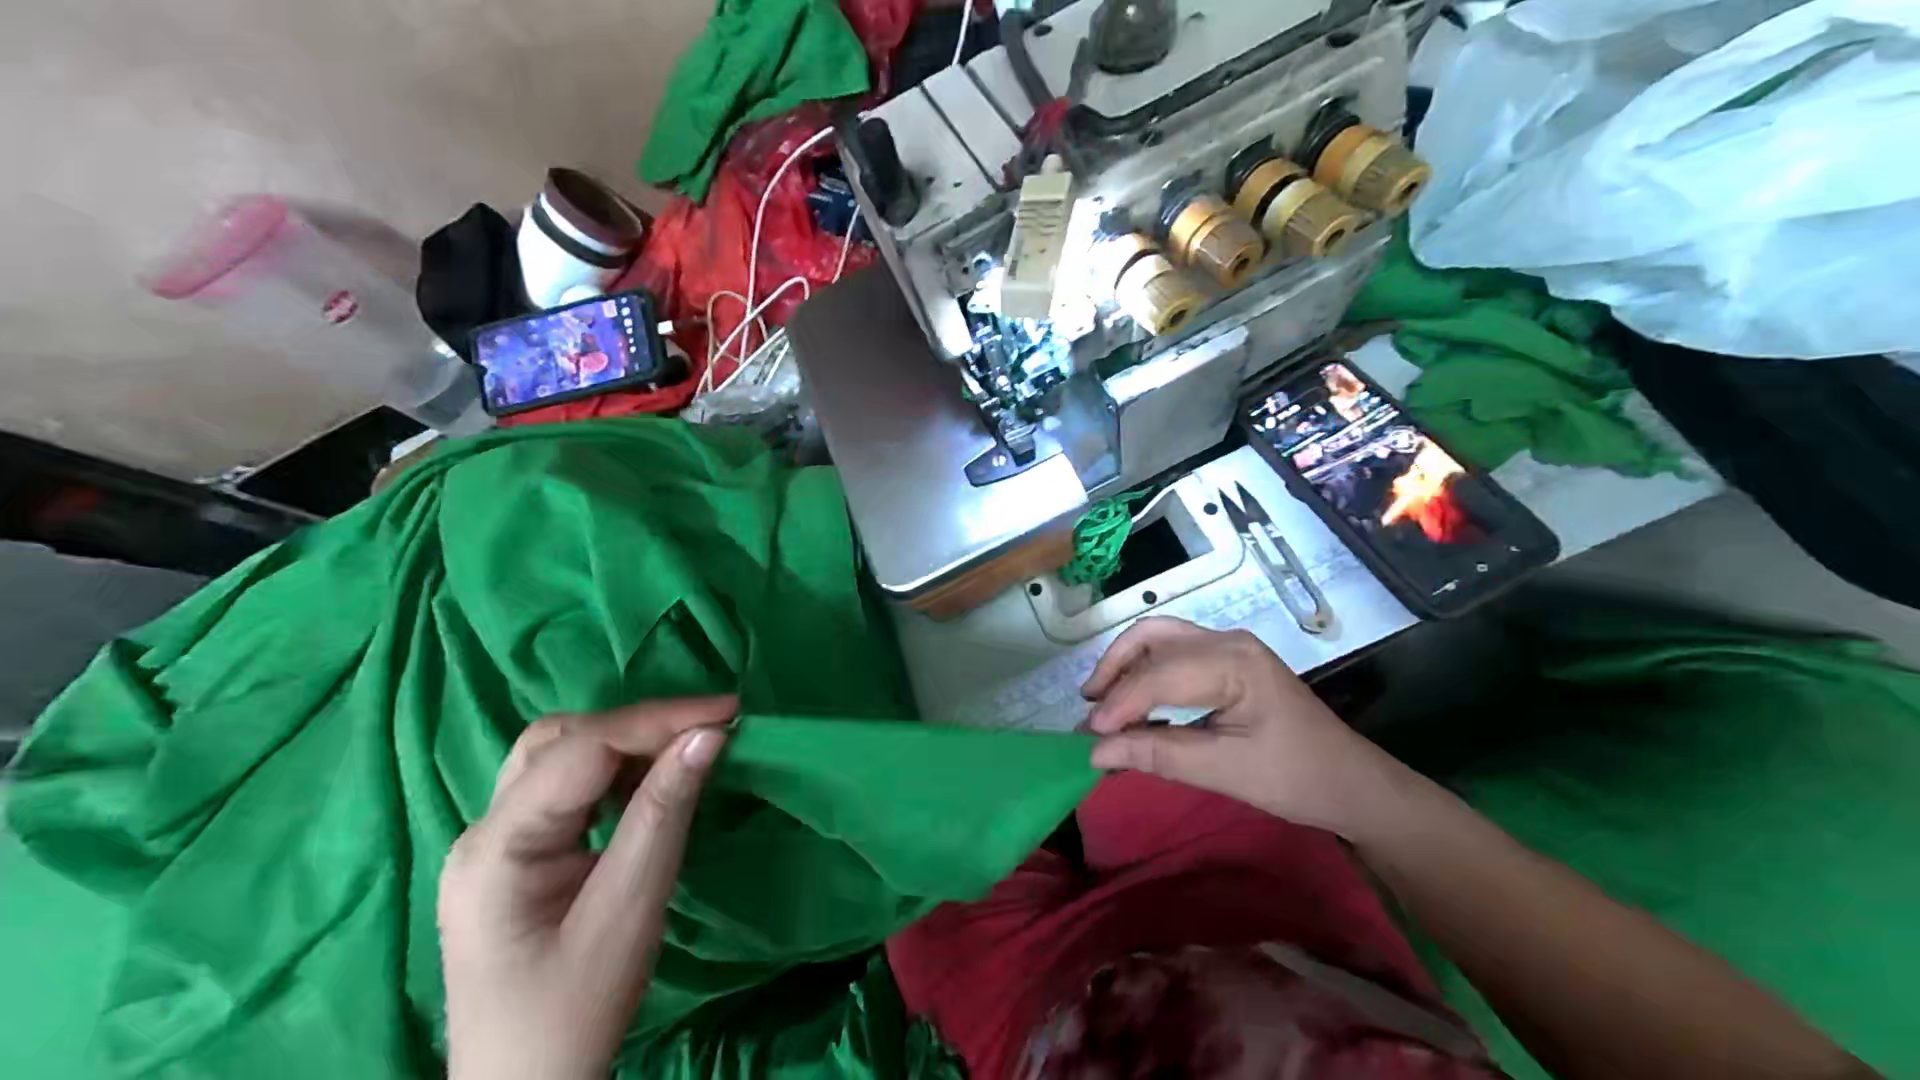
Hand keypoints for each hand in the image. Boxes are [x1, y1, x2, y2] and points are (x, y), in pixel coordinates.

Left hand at [438, 697, 734, 1079]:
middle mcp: (485, 830)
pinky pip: (567, 786)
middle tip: (709, 728)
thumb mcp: (629, 910)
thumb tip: (709, 734)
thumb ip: (664, 813)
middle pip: (560, 741)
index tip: (729, 712)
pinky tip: (651, 779)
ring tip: (687, 746)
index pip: (583, 749)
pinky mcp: (517, 853)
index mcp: (497, 846)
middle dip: (640, 725)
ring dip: (627, 742)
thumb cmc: (575, 1011)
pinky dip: (616, 769)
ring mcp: (495, 841)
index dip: (659, 720)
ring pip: (560, 755)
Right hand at [1081, 617, 1409, 834]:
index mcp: (1235, 662)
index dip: (1120, 703)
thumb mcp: (1224, 771)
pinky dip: (1145, 672)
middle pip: (1153, 637)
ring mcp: (1228, 647)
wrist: (1352, 784)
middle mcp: (1228, 641)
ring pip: (1159, 639)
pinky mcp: (1227, 661)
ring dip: (1125, 666)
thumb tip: (1096, 752)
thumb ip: (1157, 755)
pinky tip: (1134, 702)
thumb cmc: (1296, 778)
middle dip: (1114, 669)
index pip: (1159, 674)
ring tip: (1102, 703)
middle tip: (1089, 708)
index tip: (1090, 737)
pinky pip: (1173, 653)